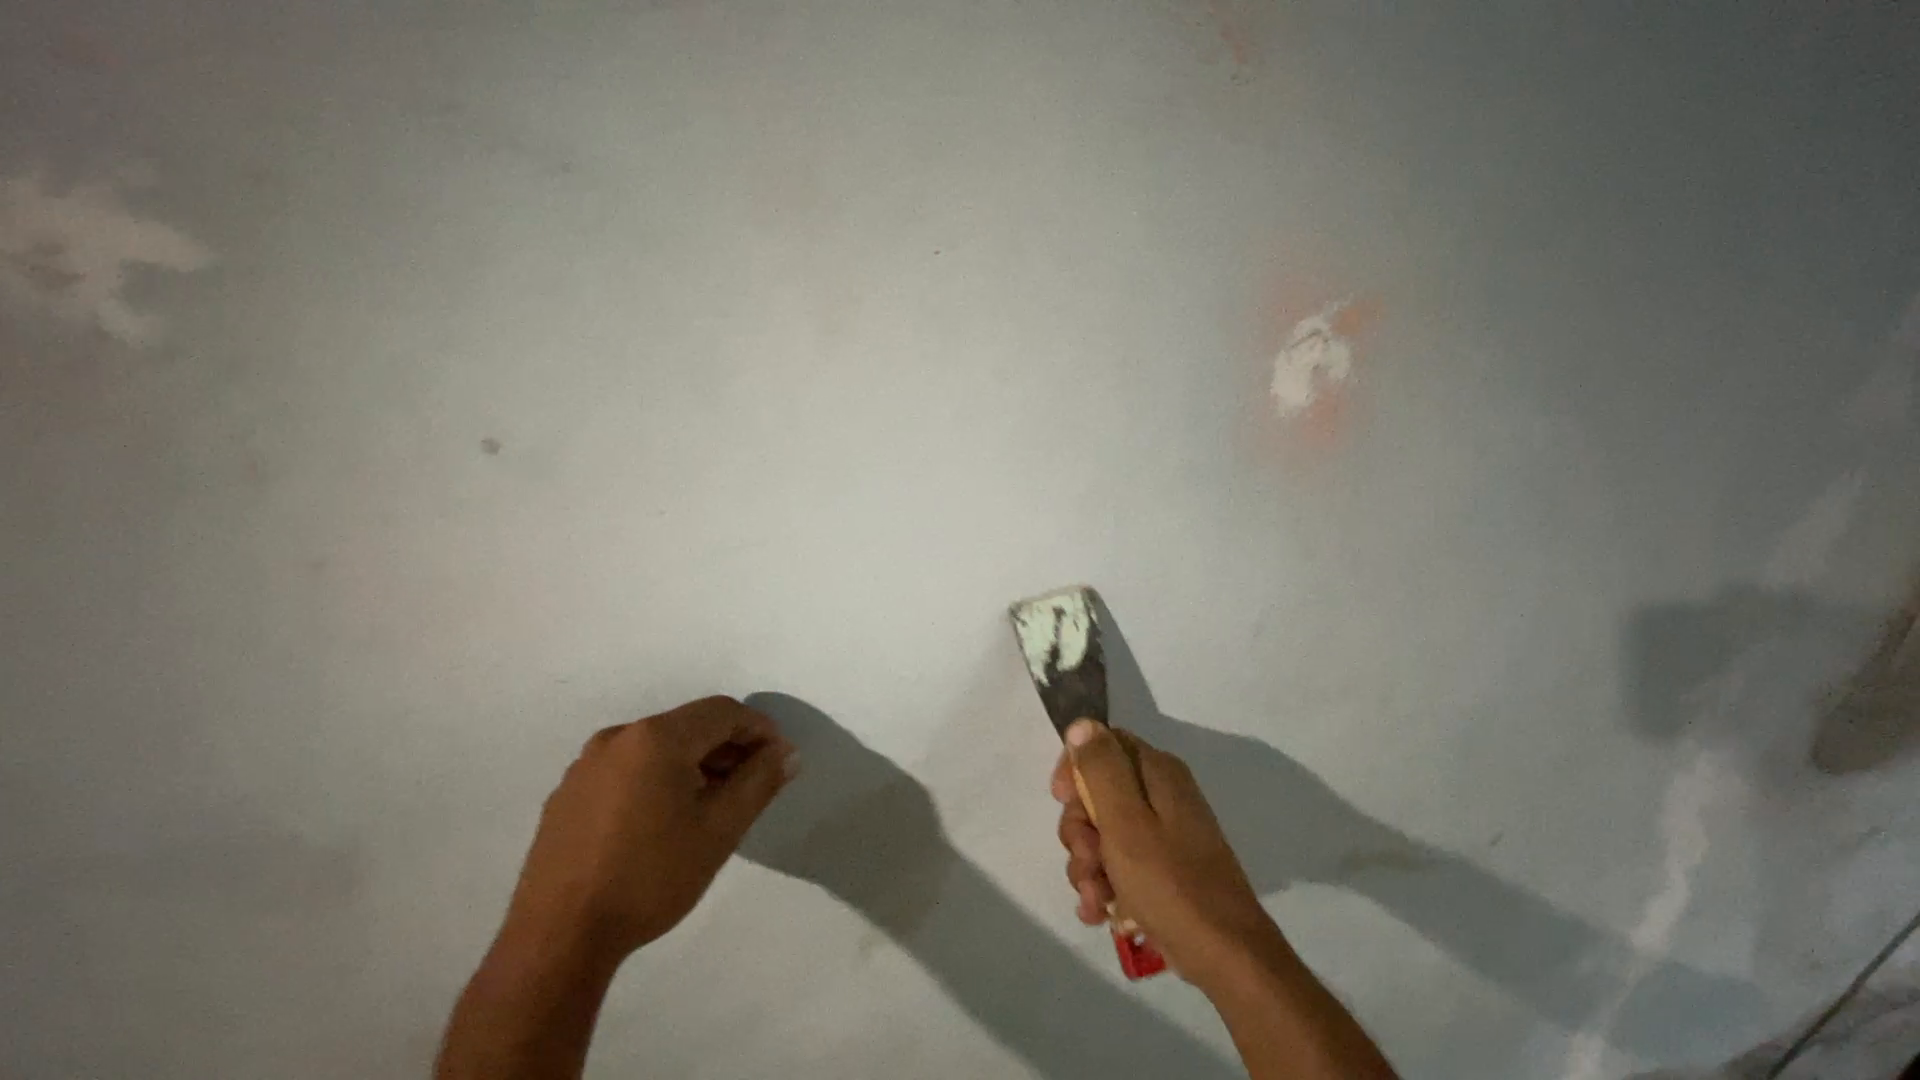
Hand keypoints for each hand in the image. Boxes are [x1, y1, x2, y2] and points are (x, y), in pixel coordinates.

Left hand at [502, 696, 796, 966]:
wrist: (559, 936)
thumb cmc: (650, 877)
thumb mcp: (719, 830)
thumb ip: (759, 782)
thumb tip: (786, 752)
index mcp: (656, 738)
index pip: (723, 712)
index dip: (759, 729)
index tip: (779, 761)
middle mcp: (617, 738)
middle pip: (688, 727)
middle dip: (727, 749)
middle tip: (752, 786)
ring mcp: (585, 766)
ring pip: (656, 749)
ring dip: (692, 766)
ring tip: (710, 808)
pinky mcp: (567, 796)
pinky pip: (626, 771)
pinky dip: (656, 781)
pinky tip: (661, 825)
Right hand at [1052, 720, 1283, 990]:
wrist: (1225, 955)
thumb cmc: (1170, 883)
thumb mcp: (1125, 822)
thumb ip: (1101, 769)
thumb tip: (1082, 724)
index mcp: (1157, 772)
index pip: (1104, 743)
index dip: (1075, 768)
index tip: (1061, 801)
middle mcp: (1162, 794)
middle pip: (1097, 793)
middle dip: (1079, 830)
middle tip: (1086, 860)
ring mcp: (1164, 834)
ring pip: (1103, 834)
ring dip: (1087, 866)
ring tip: (1096, 898)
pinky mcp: (1163, 869)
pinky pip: (1119, 864)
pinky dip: (1104, 885)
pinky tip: (1100, 912)